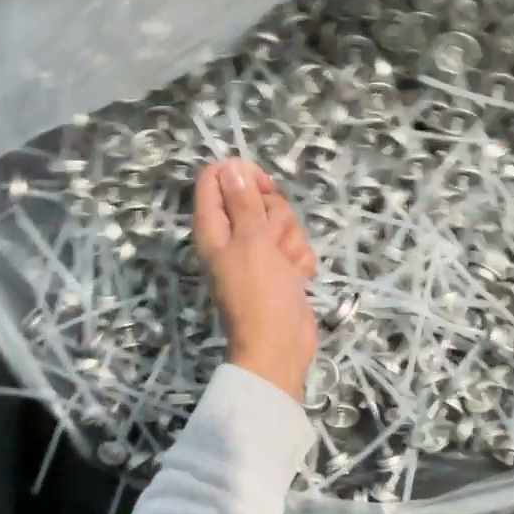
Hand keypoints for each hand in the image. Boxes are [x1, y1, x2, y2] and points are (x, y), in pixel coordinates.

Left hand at [192, 158, 318, 399]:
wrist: (279, 346)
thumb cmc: (260, 294)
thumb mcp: (251, 242)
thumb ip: (243, 203)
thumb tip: (230, 167)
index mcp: (214, 228)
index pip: (216, 180)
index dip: (240, 175)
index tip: (262, 187)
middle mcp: (234, 237)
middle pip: (257, 199)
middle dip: (275, 216)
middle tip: (272, 242)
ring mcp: (259, 254)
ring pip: (282, 222)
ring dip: (291, 242)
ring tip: (285, 267)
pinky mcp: (281, 269)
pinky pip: (295, 247)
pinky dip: (300, 262)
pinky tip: (297, 279)